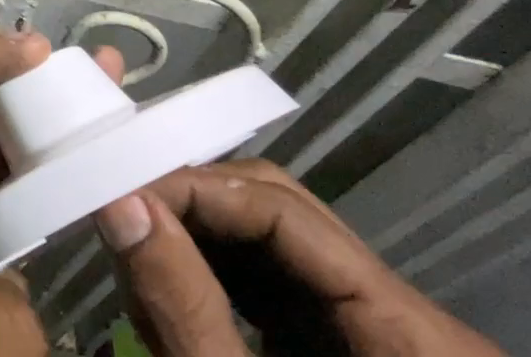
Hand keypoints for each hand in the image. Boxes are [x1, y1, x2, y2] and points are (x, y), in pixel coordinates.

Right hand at [94, 160, 503, 355]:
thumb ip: (183, 308)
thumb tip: (120, 203)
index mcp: (414, 335)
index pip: (288, 213)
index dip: (197, 189)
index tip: (116, 191)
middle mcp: (407, 315)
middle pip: (286, 213)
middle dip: (192, 203)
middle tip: (115, 207)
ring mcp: (375, 326)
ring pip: (275, 240)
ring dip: (196, 230)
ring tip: (131, 237)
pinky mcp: (344, 343)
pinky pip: (274, 280)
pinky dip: (214, 268)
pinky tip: (168, 273)